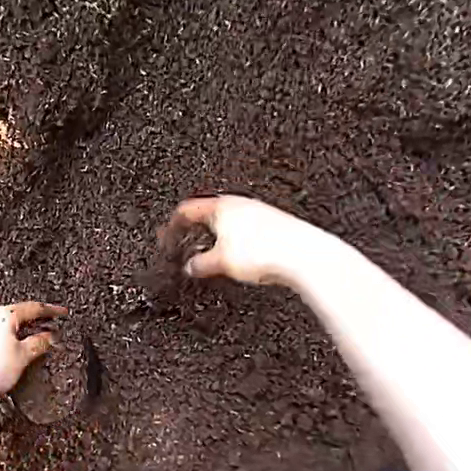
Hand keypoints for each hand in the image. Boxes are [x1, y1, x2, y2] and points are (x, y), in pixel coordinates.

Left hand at [0, 301, 68, 405]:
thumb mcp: (23, 357)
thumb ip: (40, 343)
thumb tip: (49, 336)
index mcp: (3, 315)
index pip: (34, 308)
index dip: (51, 311)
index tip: (61, 312)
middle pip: (16, 314)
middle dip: (33, 321)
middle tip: (47, 327)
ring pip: (1, 326)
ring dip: (17, 332)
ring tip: (27, 344)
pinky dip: (1, 341)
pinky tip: (3, 354)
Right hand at [164, 195, 328, 286]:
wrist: (303, 254)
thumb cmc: (264, 251)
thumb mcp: (220, 262)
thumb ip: (200, 264)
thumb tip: (191, 266)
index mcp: (221, 206)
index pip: (187, 209)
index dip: (173, 223)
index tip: (167, 233)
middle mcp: (240, 203)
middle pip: (209, 213)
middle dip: (196, 228)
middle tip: (186, 241)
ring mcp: (258, 212)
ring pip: (229, 221)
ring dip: (217, 234)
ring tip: (213, 251)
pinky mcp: (273, 223)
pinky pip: (246, 229)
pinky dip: (237, 240)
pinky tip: (241, 255)